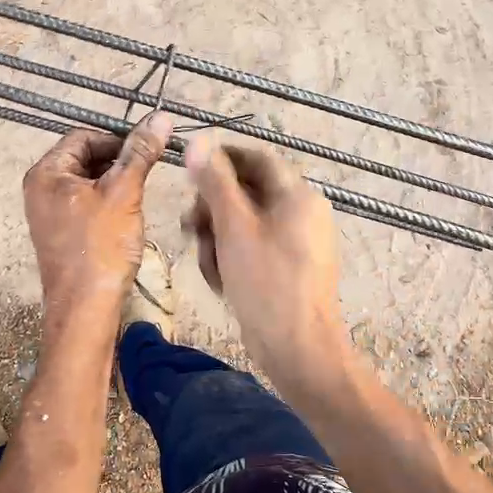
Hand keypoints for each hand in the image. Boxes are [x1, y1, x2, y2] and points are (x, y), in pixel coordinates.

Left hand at [21, 113, 173, 322]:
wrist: (85, 310)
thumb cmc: (100, 247)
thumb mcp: (123, 192)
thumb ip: (140, 153)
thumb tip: (160, 117)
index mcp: (46, 173)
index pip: (84, 136)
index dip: (117, 139)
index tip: (146, 151)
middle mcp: (40, 188)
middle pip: (85, 158)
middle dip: (118, 162)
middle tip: (146, 175)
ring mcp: (49, 213)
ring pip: (89, 182)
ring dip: (116, 184)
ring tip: (138, 197)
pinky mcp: (61, 233)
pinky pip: (86, 204)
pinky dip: (108, 204)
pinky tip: (127, 217)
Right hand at [184, 135, 352, 393]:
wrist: (299, 351)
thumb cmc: (266, 283)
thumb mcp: (233, 227)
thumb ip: (214, 181)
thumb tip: (197, 141)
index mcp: (297, 195)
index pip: (255, 157)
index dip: (220, 160)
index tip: (188, 174)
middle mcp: (303, 212)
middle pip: (248, 190)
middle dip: (213, 207)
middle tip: (190, 228)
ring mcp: (299, 242)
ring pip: (246, 221)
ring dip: (218, 235)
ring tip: (207, 264)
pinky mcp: (291, 268)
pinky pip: (255, 246)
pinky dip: (234, 256)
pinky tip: (221, 279)